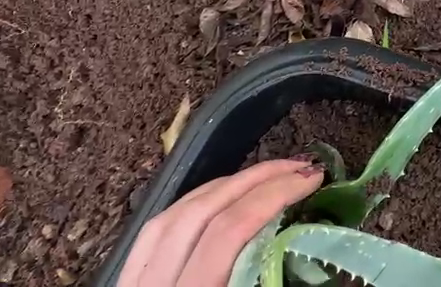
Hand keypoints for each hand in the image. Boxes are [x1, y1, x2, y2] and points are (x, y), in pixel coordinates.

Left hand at [116, 159, 323, 286]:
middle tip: (300, 166)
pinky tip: (221, 199)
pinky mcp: (124, 284)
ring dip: (227, 185)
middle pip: (200, 211)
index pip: (229, 231)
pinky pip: (154, 232)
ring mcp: (130, 285)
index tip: (314, 178)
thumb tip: (317, 238)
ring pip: (172, 214)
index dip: (275, 194)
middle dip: (257, 178)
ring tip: (268, 176)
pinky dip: (194, 204)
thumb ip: (273, 277)